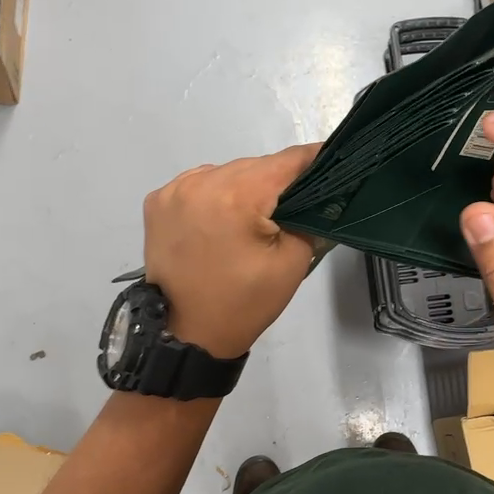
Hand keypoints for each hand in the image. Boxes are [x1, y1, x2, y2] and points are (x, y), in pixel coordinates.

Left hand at [143, 143, 321, 358]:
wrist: (188, 333)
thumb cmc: (245, 302)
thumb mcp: (292, 261)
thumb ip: (310, 217)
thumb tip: (317, 193)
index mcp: (236, 196)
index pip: (287, 161)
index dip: (314, 159)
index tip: (334, 160)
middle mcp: (201, 182)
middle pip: (255, 165)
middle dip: (277, 181)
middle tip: (295, 205)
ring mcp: (174, 190)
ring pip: (227, 172)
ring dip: (245, 187)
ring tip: (253, 219)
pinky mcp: (158, 200)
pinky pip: (200, 184)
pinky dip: (216, 195)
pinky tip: (221, 221)